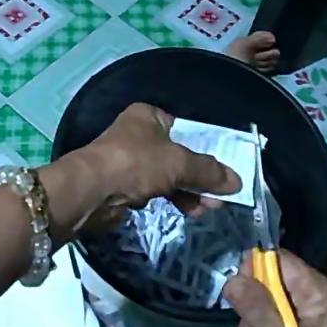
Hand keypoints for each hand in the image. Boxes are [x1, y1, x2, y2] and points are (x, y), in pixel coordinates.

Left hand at [39, 103, 237, 239]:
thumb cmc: (135, 163)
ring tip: (210, 207)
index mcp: (149, 116)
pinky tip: (191, 210)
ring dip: (191, 190)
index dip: (207, 147)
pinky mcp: (126, 186)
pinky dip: (176, 198)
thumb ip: (209, 172)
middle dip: (202, 175)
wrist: (89, 193)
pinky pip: (159, 190)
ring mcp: (131, 161)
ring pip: (171, 175)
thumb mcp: (178, 163)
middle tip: (222, 193)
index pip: (187, 129)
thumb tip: (237, 182)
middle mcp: (140, 134)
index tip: (225, 167)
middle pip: (181, 154)